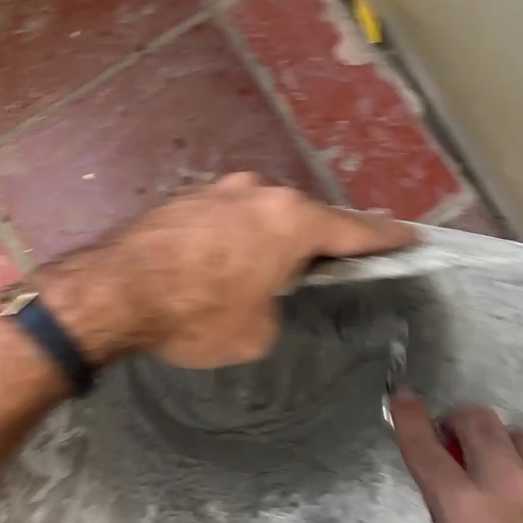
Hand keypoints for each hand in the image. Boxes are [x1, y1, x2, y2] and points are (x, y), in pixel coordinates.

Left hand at [40, 174, 416, 367]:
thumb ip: (276, 306)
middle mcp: (258, 192)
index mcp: (291, 220)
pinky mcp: (182, 200)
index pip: (355, 230)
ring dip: (267, 242)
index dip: (386, 239)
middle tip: (324, 269)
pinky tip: (217, 267)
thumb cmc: (195, 315)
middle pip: (303, 219)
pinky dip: (231, 241)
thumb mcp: (255, 332)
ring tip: (260, 275)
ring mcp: (216, 190)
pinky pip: (224, 220)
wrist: (112, 292)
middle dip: (314, 244)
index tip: (410, 238)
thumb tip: (262, 294)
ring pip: (259, 216)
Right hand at [388, 394, 522, 522]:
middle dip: (461, 422)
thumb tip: (457, 505)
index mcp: (462, 506)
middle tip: (460, 440)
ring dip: (504, 448)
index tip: (403, 396)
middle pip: (477, 420)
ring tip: (510, 476)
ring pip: (520, 437)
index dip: (408, 416)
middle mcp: (506, 481)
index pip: (424, 447)